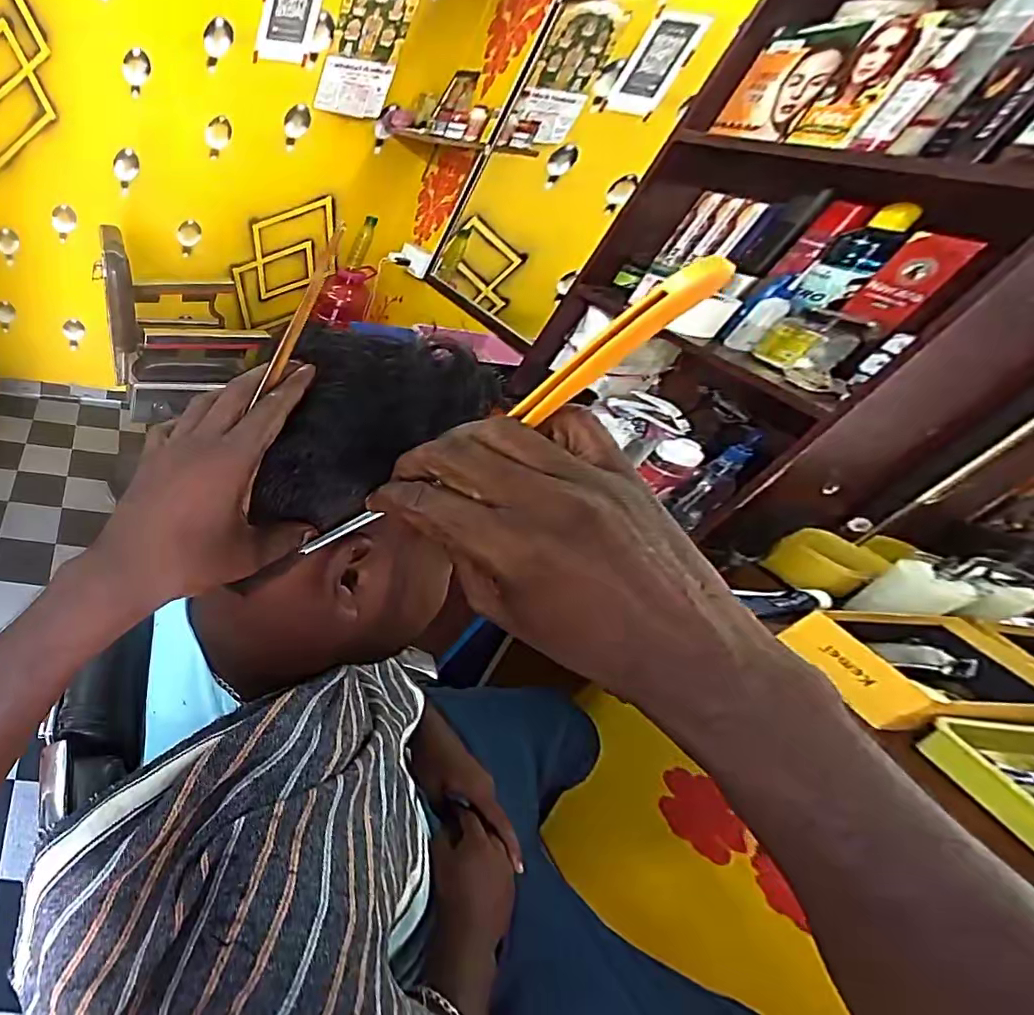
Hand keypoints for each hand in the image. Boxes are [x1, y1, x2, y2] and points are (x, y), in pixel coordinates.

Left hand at [90, 364, 317, 602]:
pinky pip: (171, 426)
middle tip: (283, 366)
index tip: (306, 369)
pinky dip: (188, 417)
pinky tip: (190, 424)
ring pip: (200, 405)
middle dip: (260, 376)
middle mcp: (199, 442)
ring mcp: (169, 447)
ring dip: (225, 391)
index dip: (289, 389)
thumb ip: (281, 540)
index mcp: (230, 459)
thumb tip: (308, 531)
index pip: (266, 412)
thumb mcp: (245, 556)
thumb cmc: (189, 560)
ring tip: (242, 388)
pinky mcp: (149, 458)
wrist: (129, 564)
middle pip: (233, 395)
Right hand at [369, 408, 784, 708]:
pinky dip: (536, 423)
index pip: (429, 500)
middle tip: (406, 476)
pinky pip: (571, 421)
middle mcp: (546, 502)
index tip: (381, 498)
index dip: (392, 496)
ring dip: (461, 437)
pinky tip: (521, 443)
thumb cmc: (590, 642)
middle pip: (455, 453)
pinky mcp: (620, 471)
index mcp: (512, 547)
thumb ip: (457, 555)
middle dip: (415, 461)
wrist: (688, 648)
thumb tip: (425, 519)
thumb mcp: (500, 609)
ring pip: (502, 428)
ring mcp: (587, 479)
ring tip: (450, 455)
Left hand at [413, 707, 521, 873]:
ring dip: (489, 823)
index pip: (501, 824)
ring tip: (490, 845)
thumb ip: (447, 813)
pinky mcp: (473, 770)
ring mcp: (481, 775)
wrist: (425, 726)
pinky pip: (482, 796)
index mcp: (481, 792)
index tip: (519, 868)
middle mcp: (488, 785)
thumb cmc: (428, 758)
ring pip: (489, 806)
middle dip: (501, 839)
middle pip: (498, 817)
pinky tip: (474, 819)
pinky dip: (481, 810)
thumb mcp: (433, 789)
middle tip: (501, 861)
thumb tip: (457, 831)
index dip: (511, 846)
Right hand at [425, 807, 513, 1014]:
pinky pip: (504, 863)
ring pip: (500, 846)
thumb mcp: (439, 855)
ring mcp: (509, 870)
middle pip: (490, 829)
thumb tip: (448, 824)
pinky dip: (494, 857)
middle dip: (477, 822)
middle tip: (461, 820)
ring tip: (472, 841)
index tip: (449, 805)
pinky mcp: (513, 886)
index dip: (459, 809)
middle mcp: (500, 852)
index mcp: (480, 841)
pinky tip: (483, 862)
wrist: (472, 928)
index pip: (470, 816)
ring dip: (487, 840)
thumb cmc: (451, 887)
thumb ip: (444, 834)